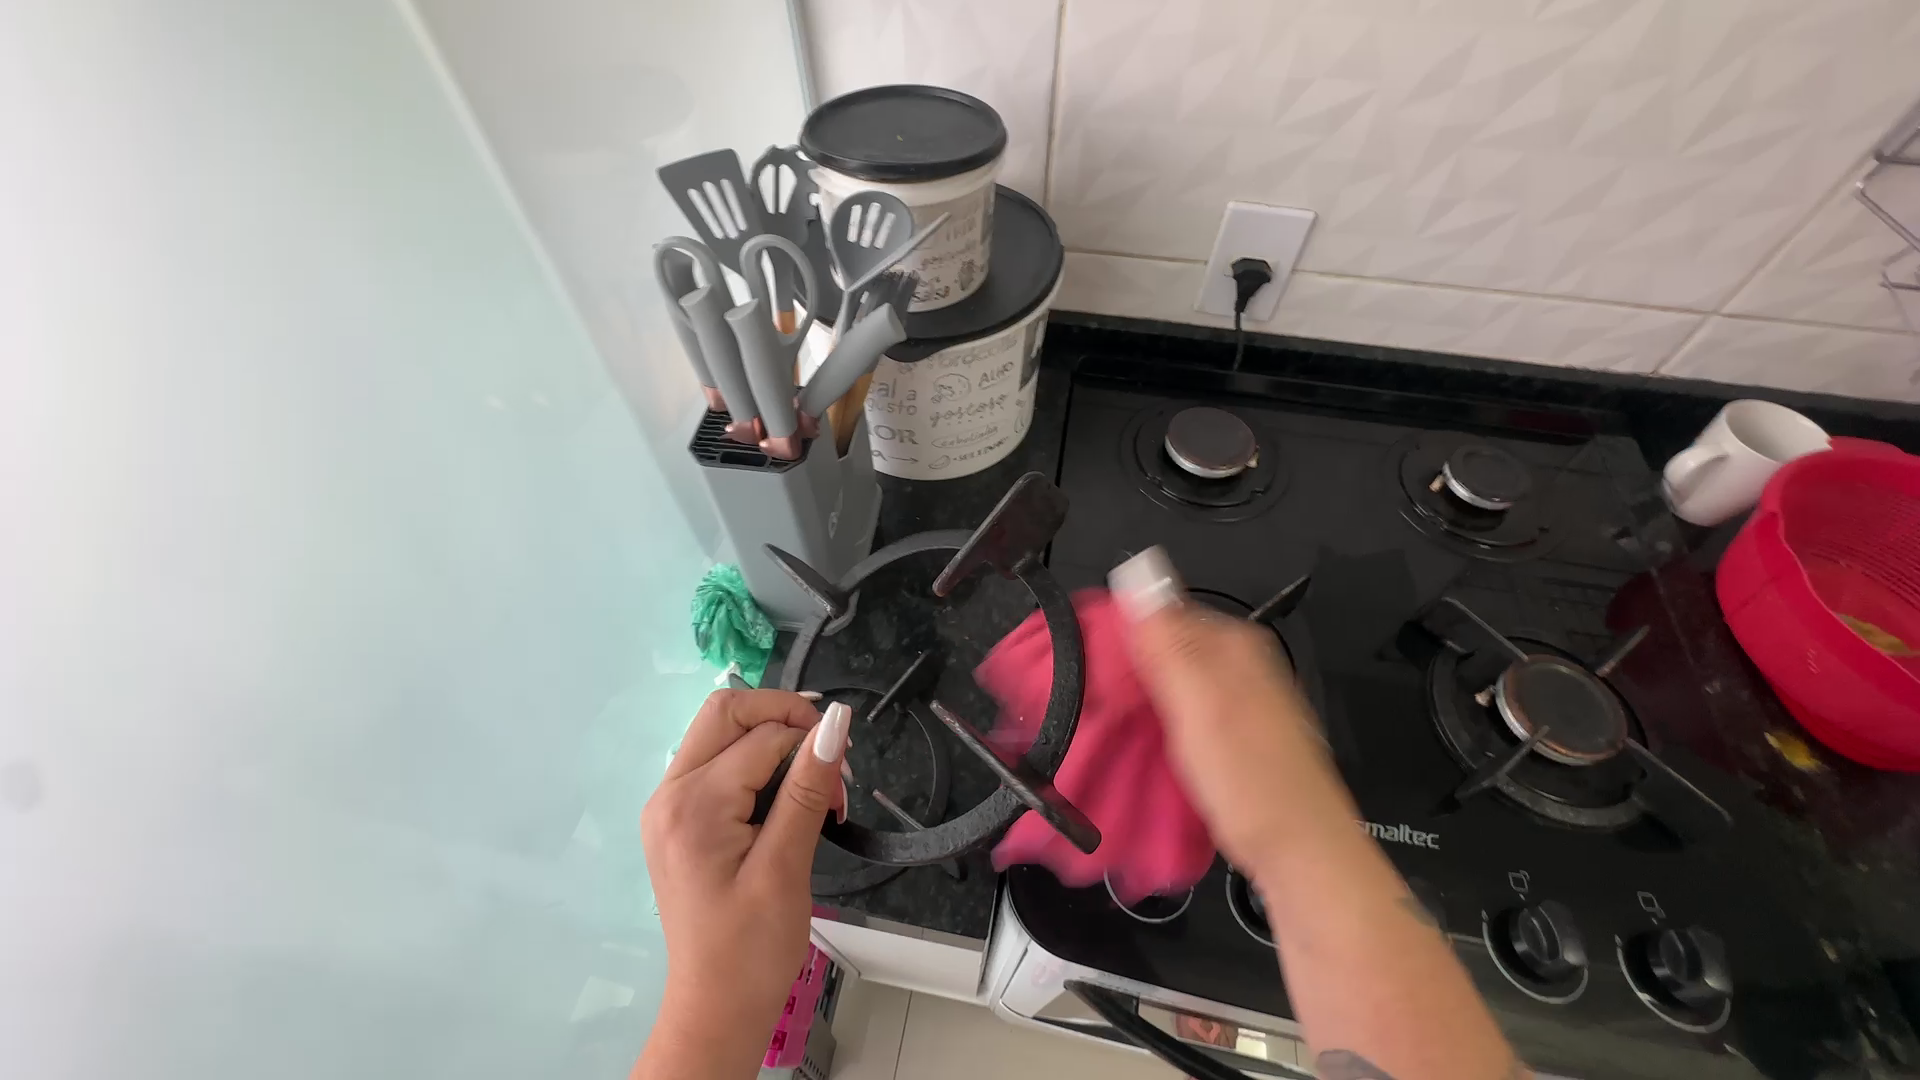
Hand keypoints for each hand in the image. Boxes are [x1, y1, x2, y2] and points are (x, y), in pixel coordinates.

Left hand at [635, 689, 849, 1078]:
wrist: (716, 1009)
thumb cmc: (752, 948)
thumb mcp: (787, 866)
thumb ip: (808, 786)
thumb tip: (837, 720)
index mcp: (693, 804)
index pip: (762, 736)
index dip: (812, 742)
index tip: (844, 783)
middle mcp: (670, 792)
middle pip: (727, 711)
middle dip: (785, 717)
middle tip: (828, 756)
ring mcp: (670, 803)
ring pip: (723, 731)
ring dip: (774, 738)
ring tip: (814, 784)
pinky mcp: (679, 816)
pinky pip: (719, 760)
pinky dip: (758, 761)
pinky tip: (787, 793)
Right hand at [1109, 547, 1352, 877]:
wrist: (1299, 852)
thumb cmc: (1258, 786)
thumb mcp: (1199, 704)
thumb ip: (1167, 639)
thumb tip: (1138, 572)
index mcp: (1234, 644)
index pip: (1158, 608)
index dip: (1117, 632)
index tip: (1091, 661)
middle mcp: (1242, 663)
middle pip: (1164, 644)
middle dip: (1128, 666)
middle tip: (1102, 698)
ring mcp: (1240, 696)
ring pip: (1171, 677)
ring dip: (1142, 694)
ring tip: (1121, 723)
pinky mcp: (1235, 727)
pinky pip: (1184, 706)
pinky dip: (1161, 718)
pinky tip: (1151, 740)